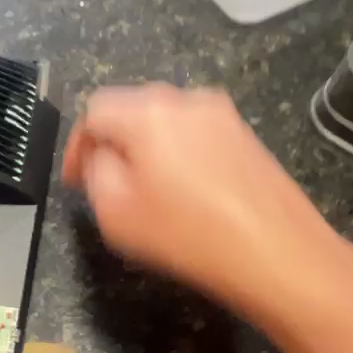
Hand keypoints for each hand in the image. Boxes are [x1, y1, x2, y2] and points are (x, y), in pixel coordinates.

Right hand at [61, 84, 352, 323]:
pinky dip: (177, 157)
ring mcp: (222, 115)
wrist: (278, 253)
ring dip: (145, 152)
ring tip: (144, 196)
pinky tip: (182, 197)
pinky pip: (195, 136)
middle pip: (131, 111)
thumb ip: (94, 173)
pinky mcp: (245, 136)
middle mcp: (186, 100)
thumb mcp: (115, 213)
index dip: (77, 147)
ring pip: (164, 124)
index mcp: (148, 112)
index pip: (94, 111)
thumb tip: (100, 157)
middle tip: (104, 188)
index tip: (74, 181)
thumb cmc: (188, 236)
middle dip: (112, 146)